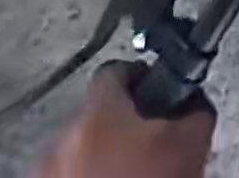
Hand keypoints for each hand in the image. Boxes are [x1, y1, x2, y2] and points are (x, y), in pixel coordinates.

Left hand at [30, 63, 214, 177]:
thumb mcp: (191, 149)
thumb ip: (195, 111)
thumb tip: (191, 100)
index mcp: (98, 114)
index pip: (114, 71)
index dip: (139, 78)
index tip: (155, 95)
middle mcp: (60, 140)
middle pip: (96, 113)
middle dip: (122, 124)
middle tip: (149, 147)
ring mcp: (43, 176)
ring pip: (78, 151)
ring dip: (101, 158)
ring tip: (129, 177)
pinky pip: (65, 177)